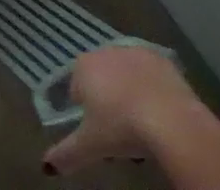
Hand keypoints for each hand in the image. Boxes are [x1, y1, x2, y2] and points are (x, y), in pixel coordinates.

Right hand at [43, 45, 213, 173]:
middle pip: (102, 79)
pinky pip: (152, 75)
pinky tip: (161, 110)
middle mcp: (105, 52)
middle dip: (109, 100)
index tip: (101, 129)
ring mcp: (135, 53)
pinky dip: (153, 88)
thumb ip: (66, 153)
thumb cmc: (123, 128)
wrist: (174, 122)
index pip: (77, 88)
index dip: (88, 111)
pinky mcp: (164, 59)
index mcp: (82, 66)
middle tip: (123, 129)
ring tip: (146, 123)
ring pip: (127, 75)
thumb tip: (46, 168)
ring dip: (132, 93)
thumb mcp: (91, 145)